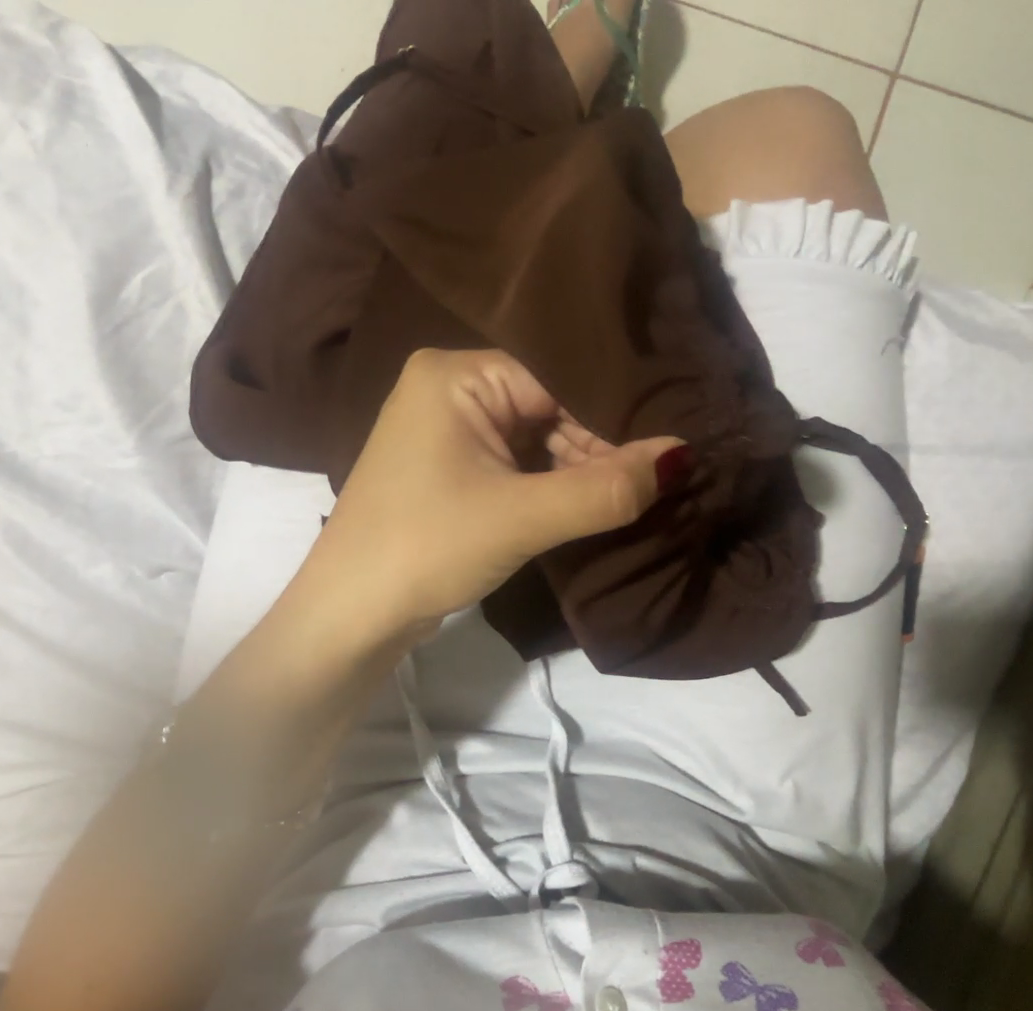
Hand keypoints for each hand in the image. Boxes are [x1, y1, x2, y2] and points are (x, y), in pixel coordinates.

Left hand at [301, 348, 685, 638]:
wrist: (349, 614)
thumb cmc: (427, 547)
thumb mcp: (523, 517)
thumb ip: (605, 487)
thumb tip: (683, 456)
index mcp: (453, 373)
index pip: (556, 379)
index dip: (612, 417)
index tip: (666, 450)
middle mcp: (446, 389)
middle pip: (546, 407)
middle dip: (595, 449)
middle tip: (655, 481)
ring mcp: (442, 431)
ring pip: (532, 439)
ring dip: (574, 472)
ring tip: (631, 497)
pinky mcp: (445, 470)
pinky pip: (510, 464)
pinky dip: (546, 486)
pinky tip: (588, 505)